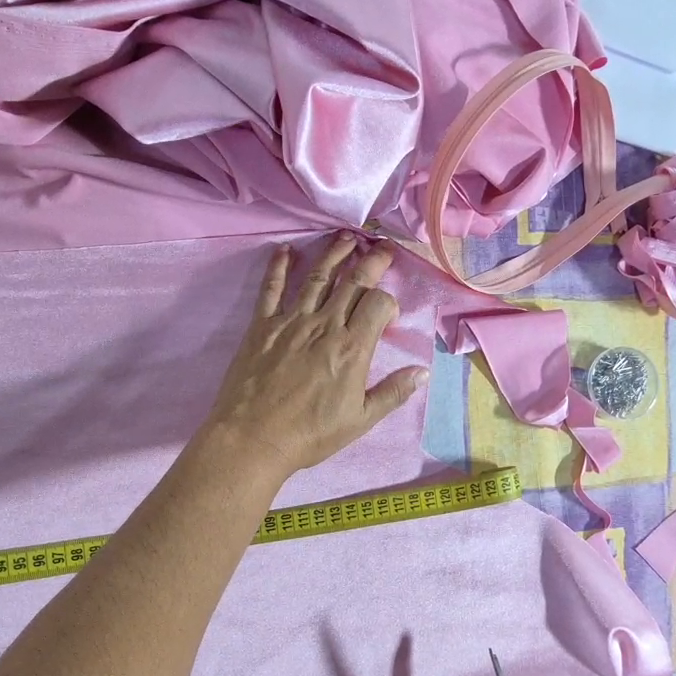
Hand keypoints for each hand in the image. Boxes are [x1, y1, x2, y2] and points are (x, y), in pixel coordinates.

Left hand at [201, 231, 425, 478]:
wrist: (253, 437)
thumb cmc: (311, 434)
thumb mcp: (360, 420)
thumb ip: (393, 393)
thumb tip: (422, 372)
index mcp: (353, 348)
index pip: (378, 304)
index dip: (389, 302)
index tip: (389, 313)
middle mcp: (325, 326)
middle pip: (353, 281)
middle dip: (371, 261)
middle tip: (381, 247)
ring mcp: (292, 321)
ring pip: (318, 277)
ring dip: (334, 254)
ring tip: (346, 238)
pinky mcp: (262, 325)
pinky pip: (272, 288)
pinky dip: (279, 266)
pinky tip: (286, 250)